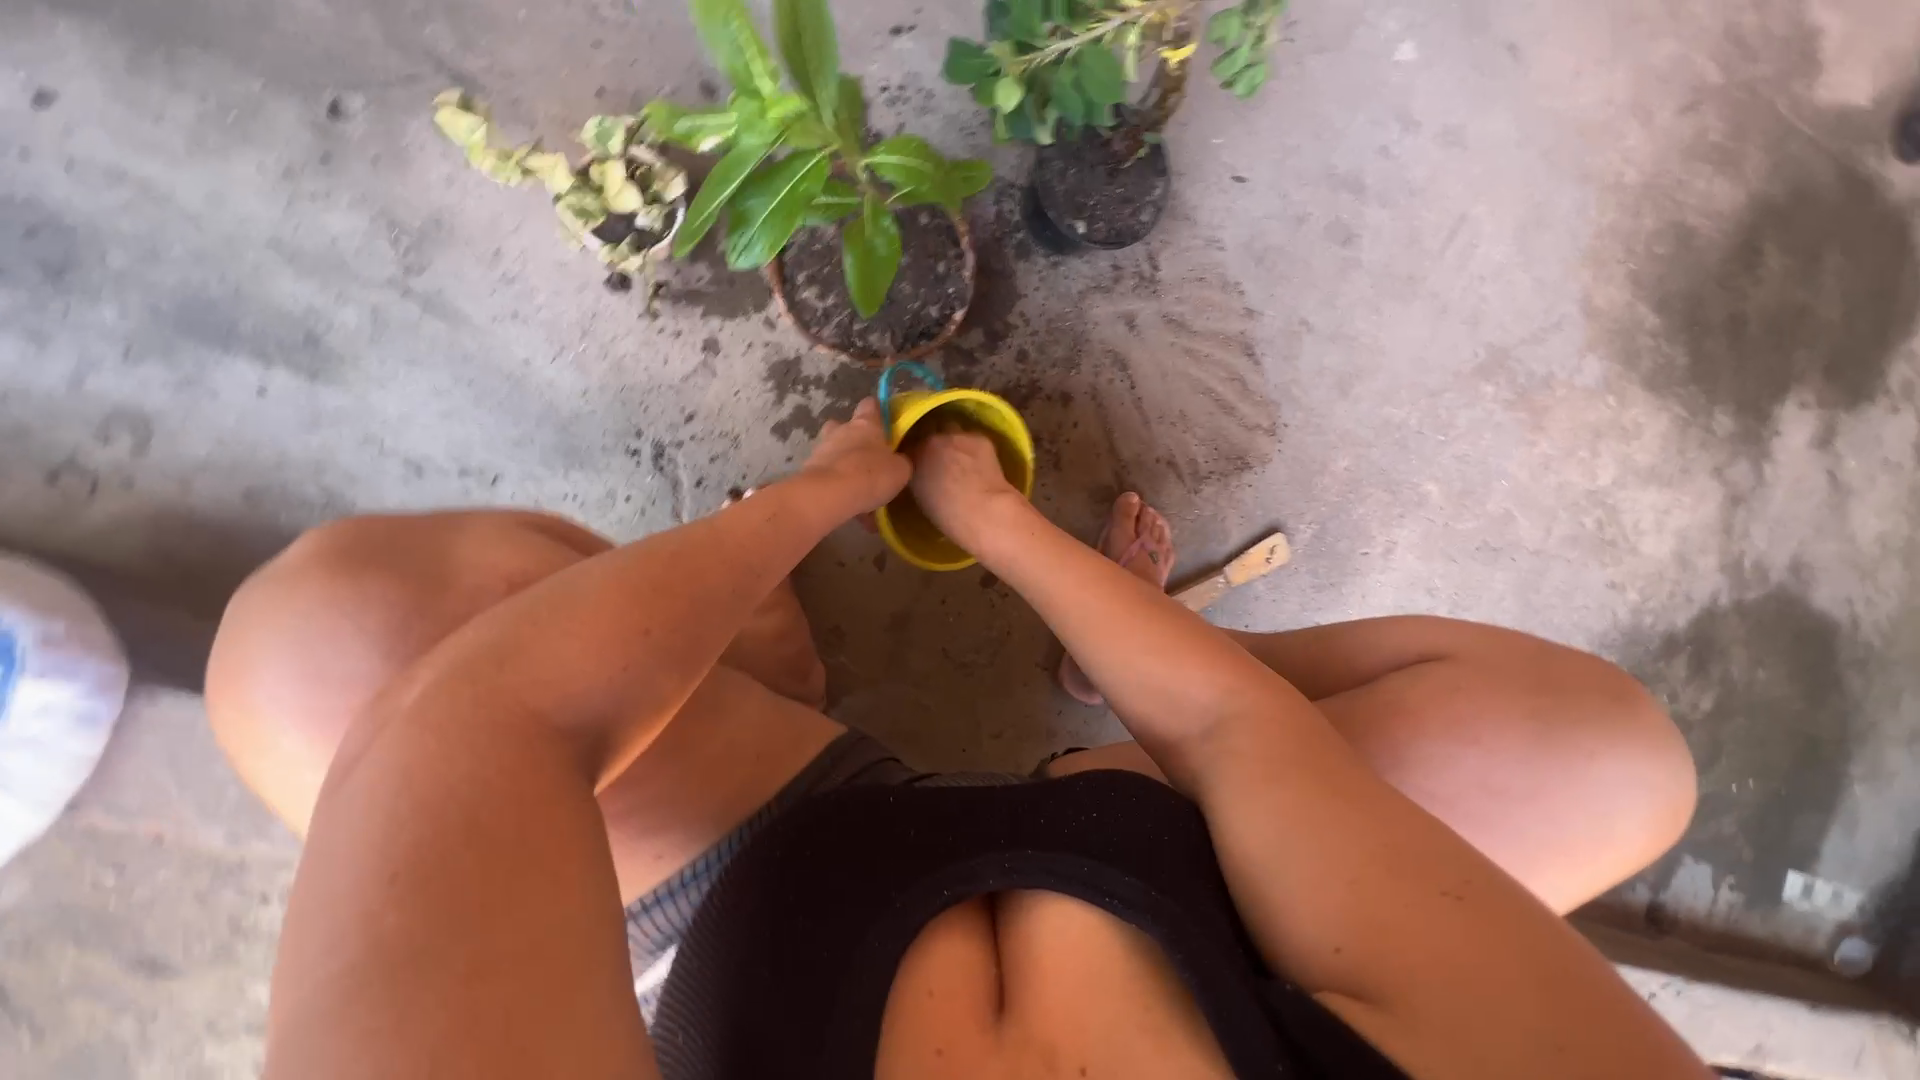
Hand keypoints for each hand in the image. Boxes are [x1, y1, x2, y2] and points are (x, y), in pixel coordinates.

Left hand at [798, 397, 911, 518]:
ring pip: (832, 450)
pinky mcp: (808, 469)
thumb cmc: (871, 474)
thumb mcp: (900, 470)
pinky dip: (834, 484)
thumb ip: (899, 461)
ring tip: (855, 485)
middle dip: (852, 438)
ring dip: (841, 462)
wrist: (830, 494)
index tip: (884, 424)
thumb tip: (897, 461)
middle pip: (844, 425)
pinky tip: (846, 502)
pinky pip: (825, 473)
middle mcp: (841, 430)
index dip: (877, 412)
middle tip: (865, 456)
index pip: (871, 404)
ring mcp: (821, 448)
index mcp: (866, 423)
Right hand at [908, 426, 1020, 544]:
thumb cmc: (947, 514)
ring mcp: (956, 435)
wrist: (982, 510)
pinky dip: (974, 446)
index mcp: (912, 456)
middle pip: (930, 432)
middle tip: (941, 456)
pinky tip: (979, 460)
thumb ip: (918, 476)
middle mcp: (931, 439)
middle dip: (934, 441)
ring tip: (961, 455)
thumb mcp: (920, 496)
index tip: (922, 463)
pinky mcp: (980, 437)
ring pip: (952, 429)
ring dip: (953, 439)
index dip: (916, 453)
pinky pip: (973, 437)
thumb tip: (924, 472)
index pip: (909, 446)